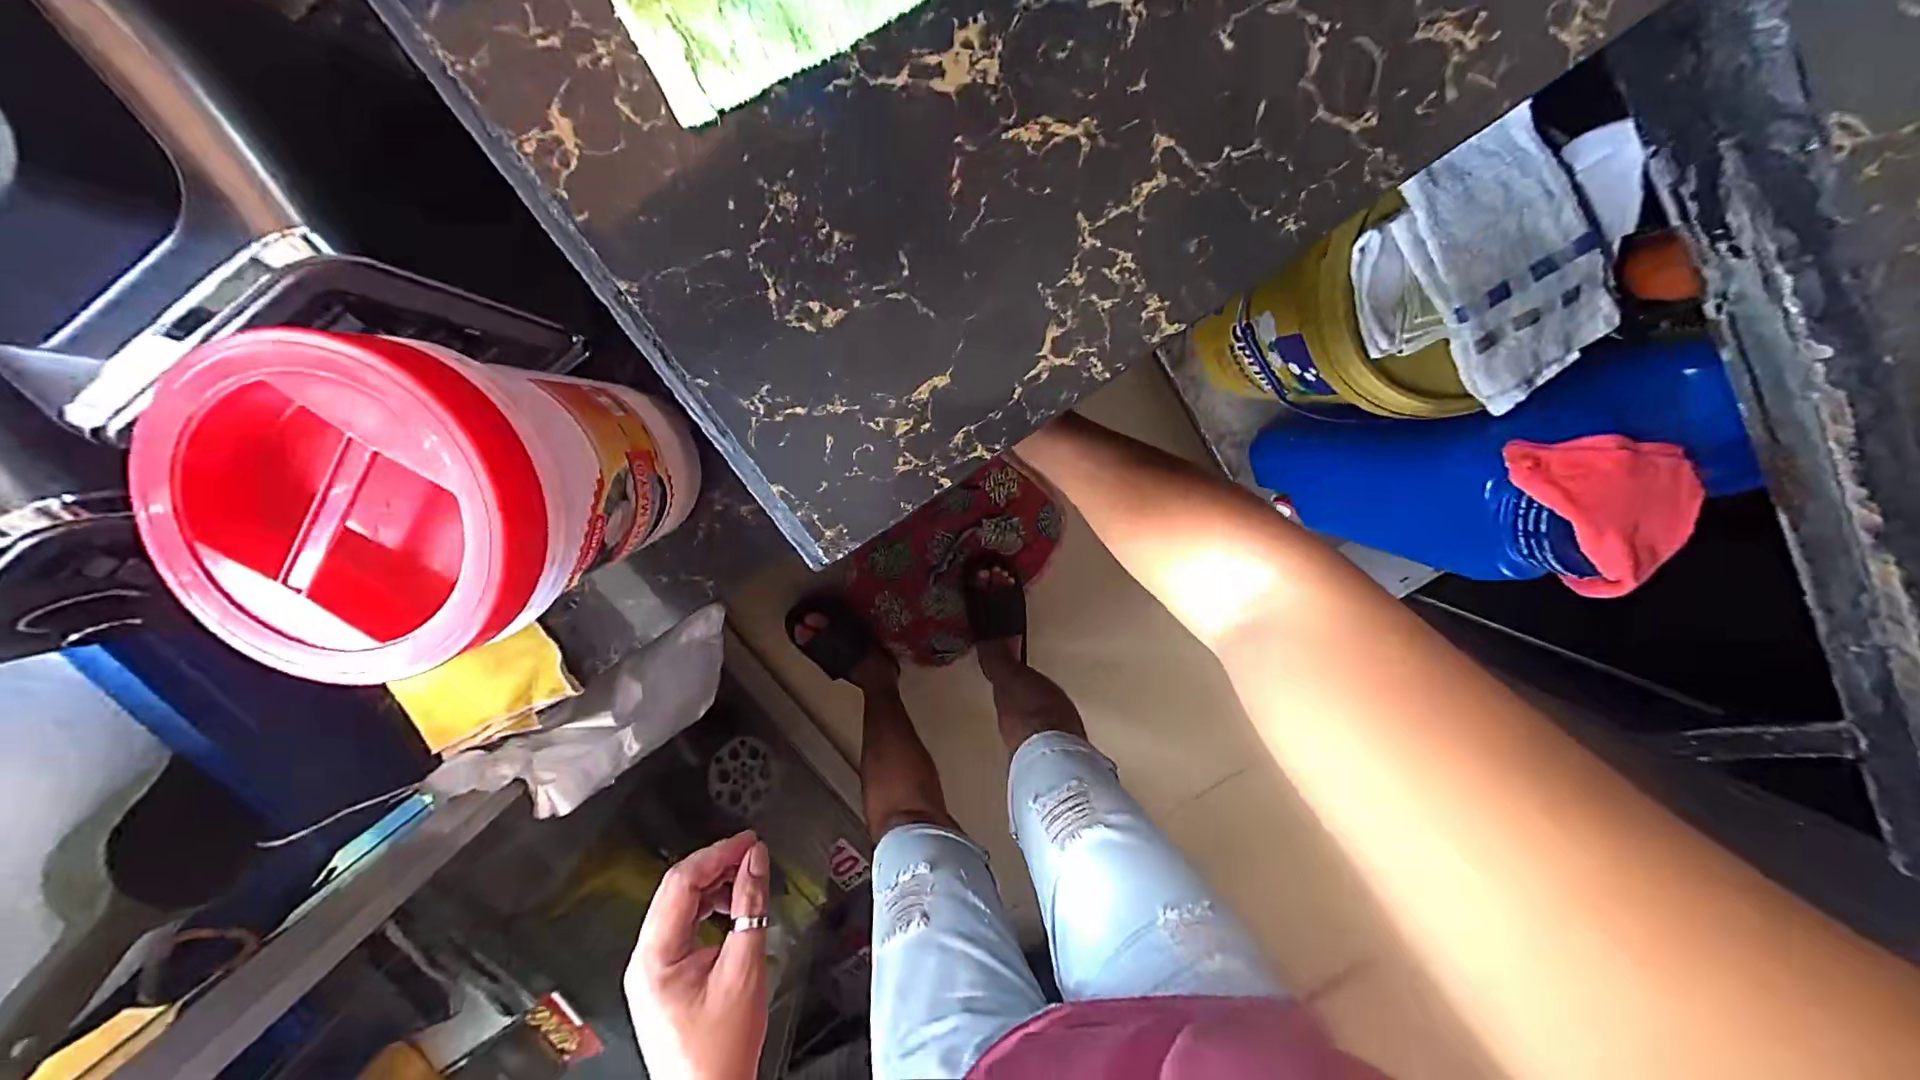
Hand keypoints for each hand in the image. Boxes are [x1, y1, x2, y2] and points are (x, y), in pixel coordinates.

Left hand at [625, 830, 770, 1079]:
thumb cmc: (720, 1050)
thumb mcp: (744, 967)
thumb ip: (750, 905)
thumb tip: (755, 861)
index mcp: (655, 957)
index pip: (682, 882)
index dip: (718, 853)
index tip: (748, 841)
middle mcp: (646, 959)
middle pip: (678, 889)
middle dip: (718, 864)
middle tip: (752, 852)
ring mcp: (653, 968)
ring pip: (682, 904)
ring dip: (716, 885)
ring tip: (748, 878)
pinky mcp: (666, 974)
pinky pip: (686, 924)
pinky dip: (712, 907)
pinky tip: (735, 906)